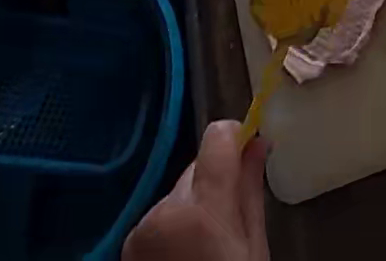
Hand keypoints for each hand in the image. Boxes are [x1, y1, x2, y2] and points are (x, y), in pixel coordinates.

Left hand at [122, 121, 267, 260]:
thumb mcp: (253, 246)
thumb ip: (251, 189)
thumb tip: (258, 142)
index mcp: (200, 207)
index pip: (216, 137)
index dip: (235, 137)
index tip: (248, 152)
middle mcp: (163, 210)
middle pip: (197, 167)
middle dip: (216, 179)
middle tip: (231, 215)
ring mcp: (139, 231)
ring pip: (179, 192)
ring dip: (194, 204)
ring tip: (206, 244)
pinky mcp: (127, 249)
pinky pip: (161, 216)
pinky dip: (175, 225)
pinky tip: (185, 256)